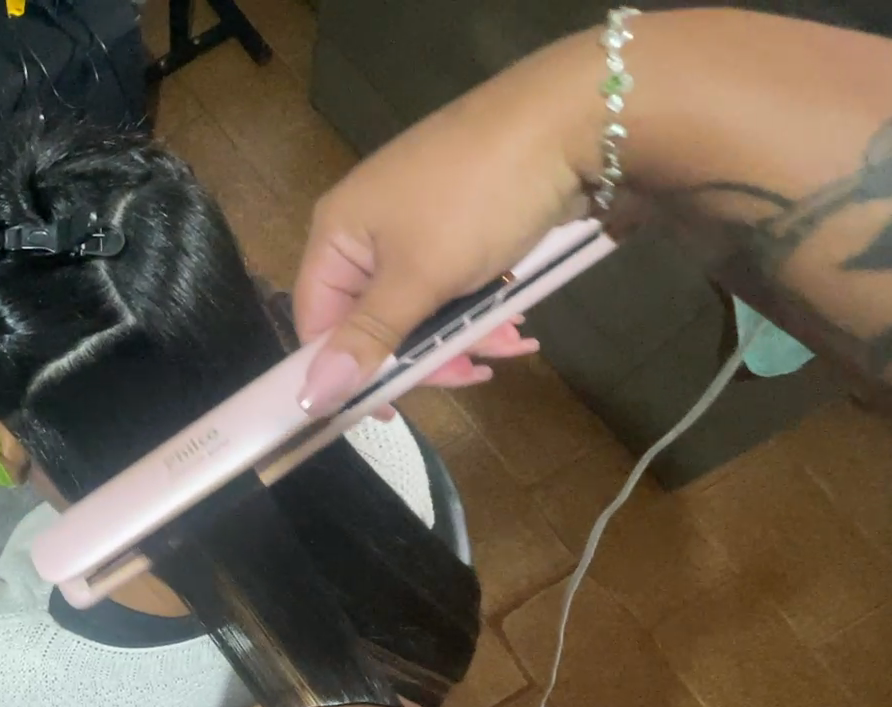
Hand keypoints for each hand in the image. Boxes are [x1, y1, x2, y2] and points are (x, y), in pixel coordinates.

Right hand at [293, 31, 605, 413]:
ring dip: (459, 338)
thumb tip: (310, 399)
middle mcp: (364, 233)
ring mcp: (410, 227)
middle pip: (370, 321)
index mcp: (336, 235)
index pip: (317, 321)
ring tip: (510, 346)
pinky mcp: (454, 226)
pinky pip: (446, 287)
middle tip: (468, 374)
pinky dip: (477, 311)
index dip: (343, 370)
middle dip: (421, 354)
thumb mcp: (420, 278)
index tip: (386, 407)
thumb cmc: (480, 197)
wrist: (581, 114)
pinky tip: (516, 324)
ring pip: (415, 310)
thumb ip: (366, 341)